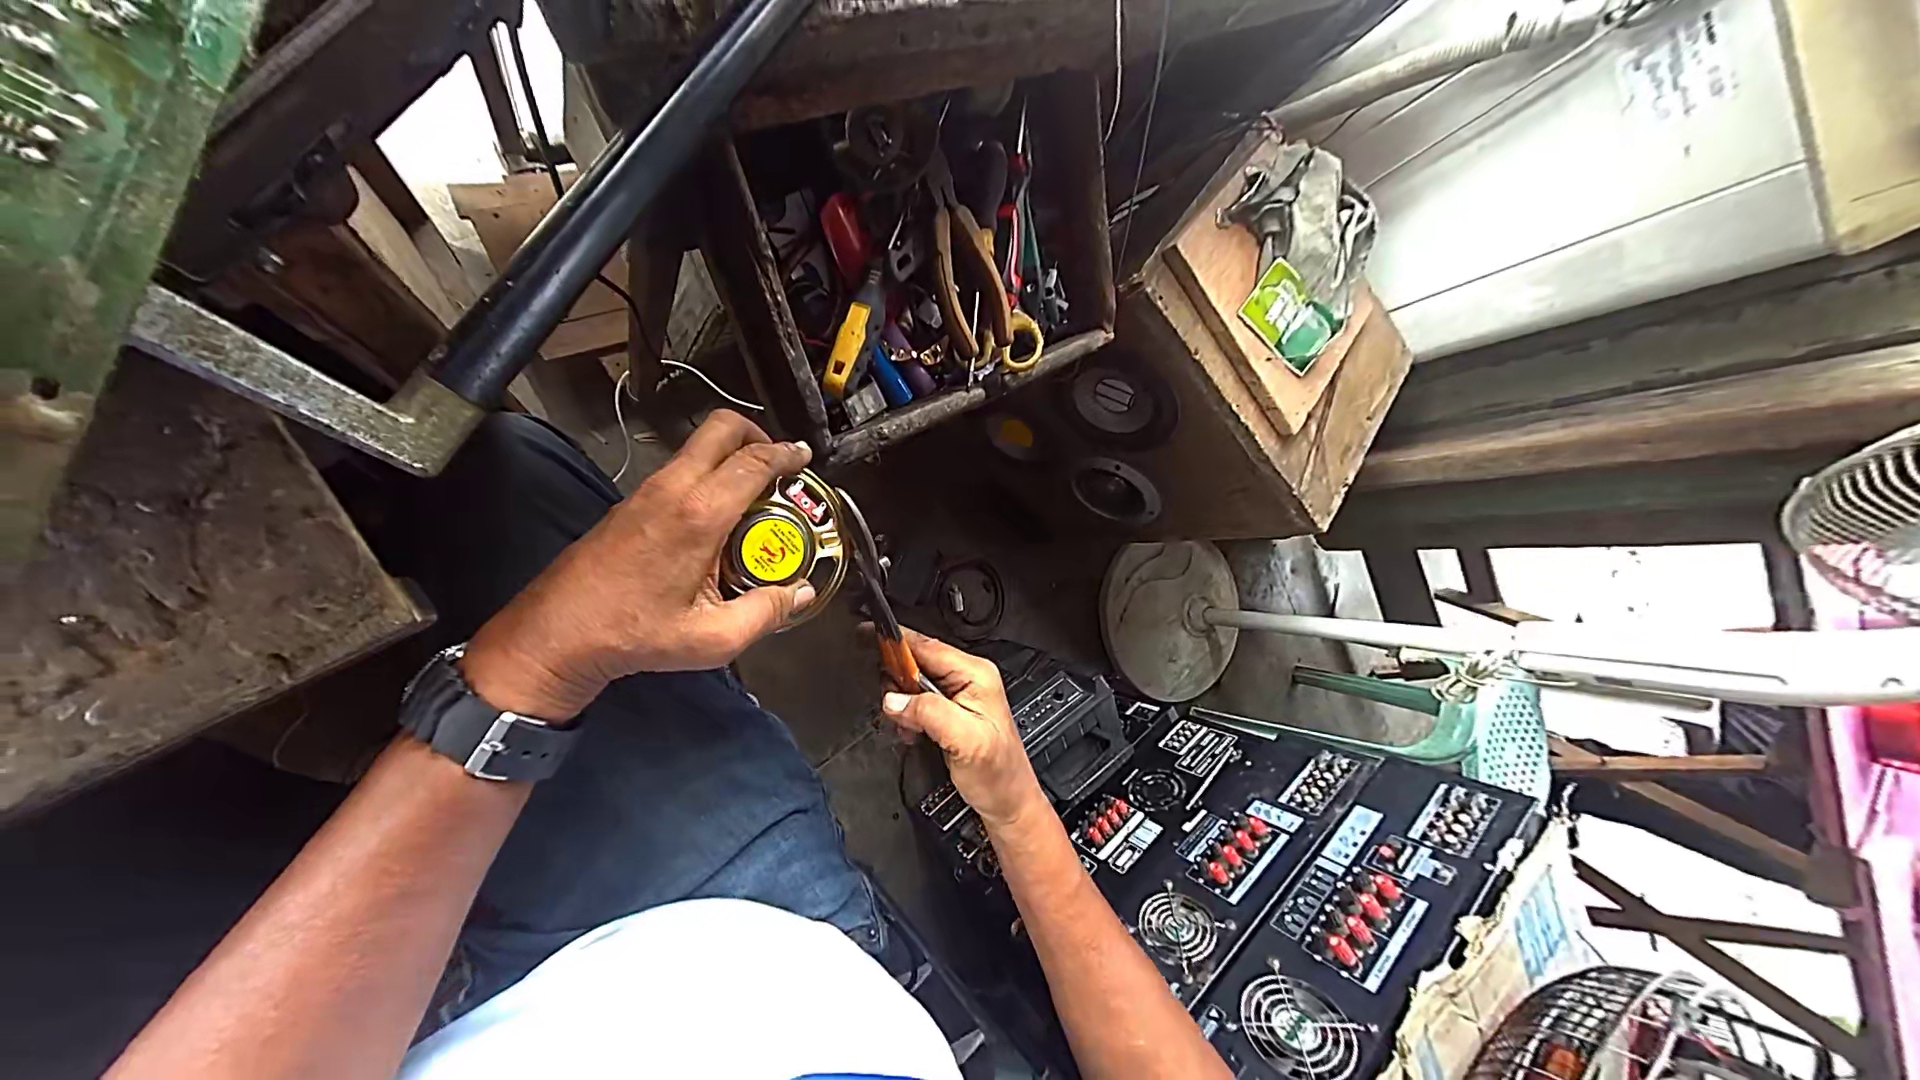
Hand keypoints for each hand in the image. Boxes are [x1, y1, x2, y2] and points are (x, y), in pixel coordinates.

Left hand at [462, 410, 814, 720]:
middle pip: (720, 428)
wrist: (556, 634)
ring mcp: (647, 491)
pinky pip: (681, 468)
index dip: (787, 454)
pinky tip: (718, 516)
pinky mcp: (632, 501)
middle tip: (779, 464)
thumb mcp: (714, 637)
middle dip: (758, 435)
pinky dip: (710, 473)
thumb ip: (767, 612)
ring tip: (755, 494)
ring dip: (732, 455)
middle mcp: (671, 490)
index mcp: (697, 515)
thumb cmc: (632, 635)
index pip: (752, 461)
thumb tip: (799, 594)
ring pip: (698, 445)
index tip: (804, 457)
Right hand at [880, 629, 1046, 828]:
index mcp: (976, 675)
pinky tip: (913, 731)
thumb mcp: (965, 741)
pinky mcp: (947, 709)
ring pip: (912, 682)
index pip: (928, 646)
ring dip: (902, 703)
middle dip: (898, 681)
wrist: (1007, 801)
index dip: (896, 641)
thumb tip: (895, 699)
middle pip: (916, 661)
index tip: (868, 636)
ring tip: (911, 726)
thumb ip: (929, 713)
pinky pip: (915, 701)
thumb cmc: (999, 773)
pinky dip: (906, 715)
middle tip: (895, 706)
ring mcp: (957, 693)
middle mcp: (967, 678)